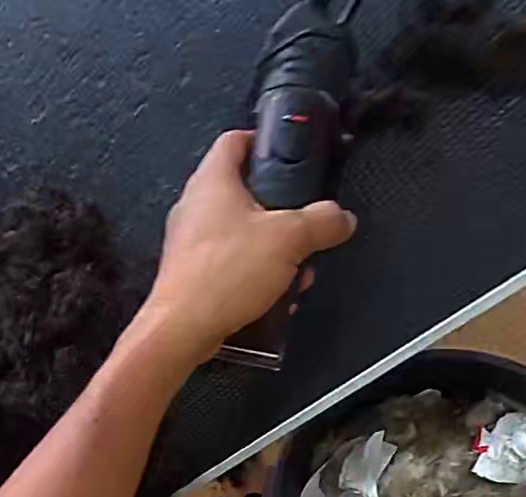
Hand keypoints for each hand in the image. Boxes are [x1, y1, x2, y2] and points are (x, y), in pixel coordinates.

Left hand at [142, 130, 357, 347]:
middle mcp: (196, 206)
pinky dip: (254, 276)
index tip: (283, 153)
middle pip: (244, 194)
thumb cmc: (220, 277)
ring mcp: (192, 242)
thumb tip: (340, 218)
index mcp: (214, 180)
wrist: (185, 327)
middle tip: (299, 227)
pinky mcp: (194, 275)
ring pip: (240, 235)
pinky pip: (231, 266)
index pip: (237, 139)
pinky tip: (272, 295)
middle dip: (279, 214)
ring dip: (271, 252)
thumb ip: (321, 223)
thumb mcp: (288, 240)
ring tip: (292, 271)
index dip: (264, 142)